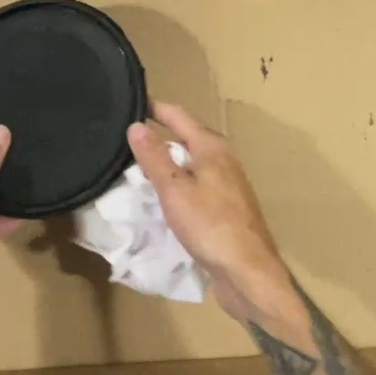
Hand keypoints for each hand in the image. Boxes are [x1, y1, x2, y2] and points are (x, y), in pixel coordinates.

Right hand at [126, 102, 301, 331]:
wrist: (249, 272)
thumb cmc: (211, 226)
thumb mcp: (174, 190)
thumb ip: (154, 157)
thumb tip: (135, 125)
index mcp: (211, 146)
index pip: (178, 115)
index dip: (154, 108)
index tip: (130, 102)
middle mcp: (222, 158)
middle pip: (187, 136)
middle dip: (160, 133)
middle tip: (127, 135)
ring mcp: (227, 182)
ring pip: (191, 161)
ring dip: (168, 160)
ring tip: (138, 164)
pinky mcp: (226, 206)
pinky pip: (196, 183)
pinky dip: (177, 182)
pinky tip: (164, 196)